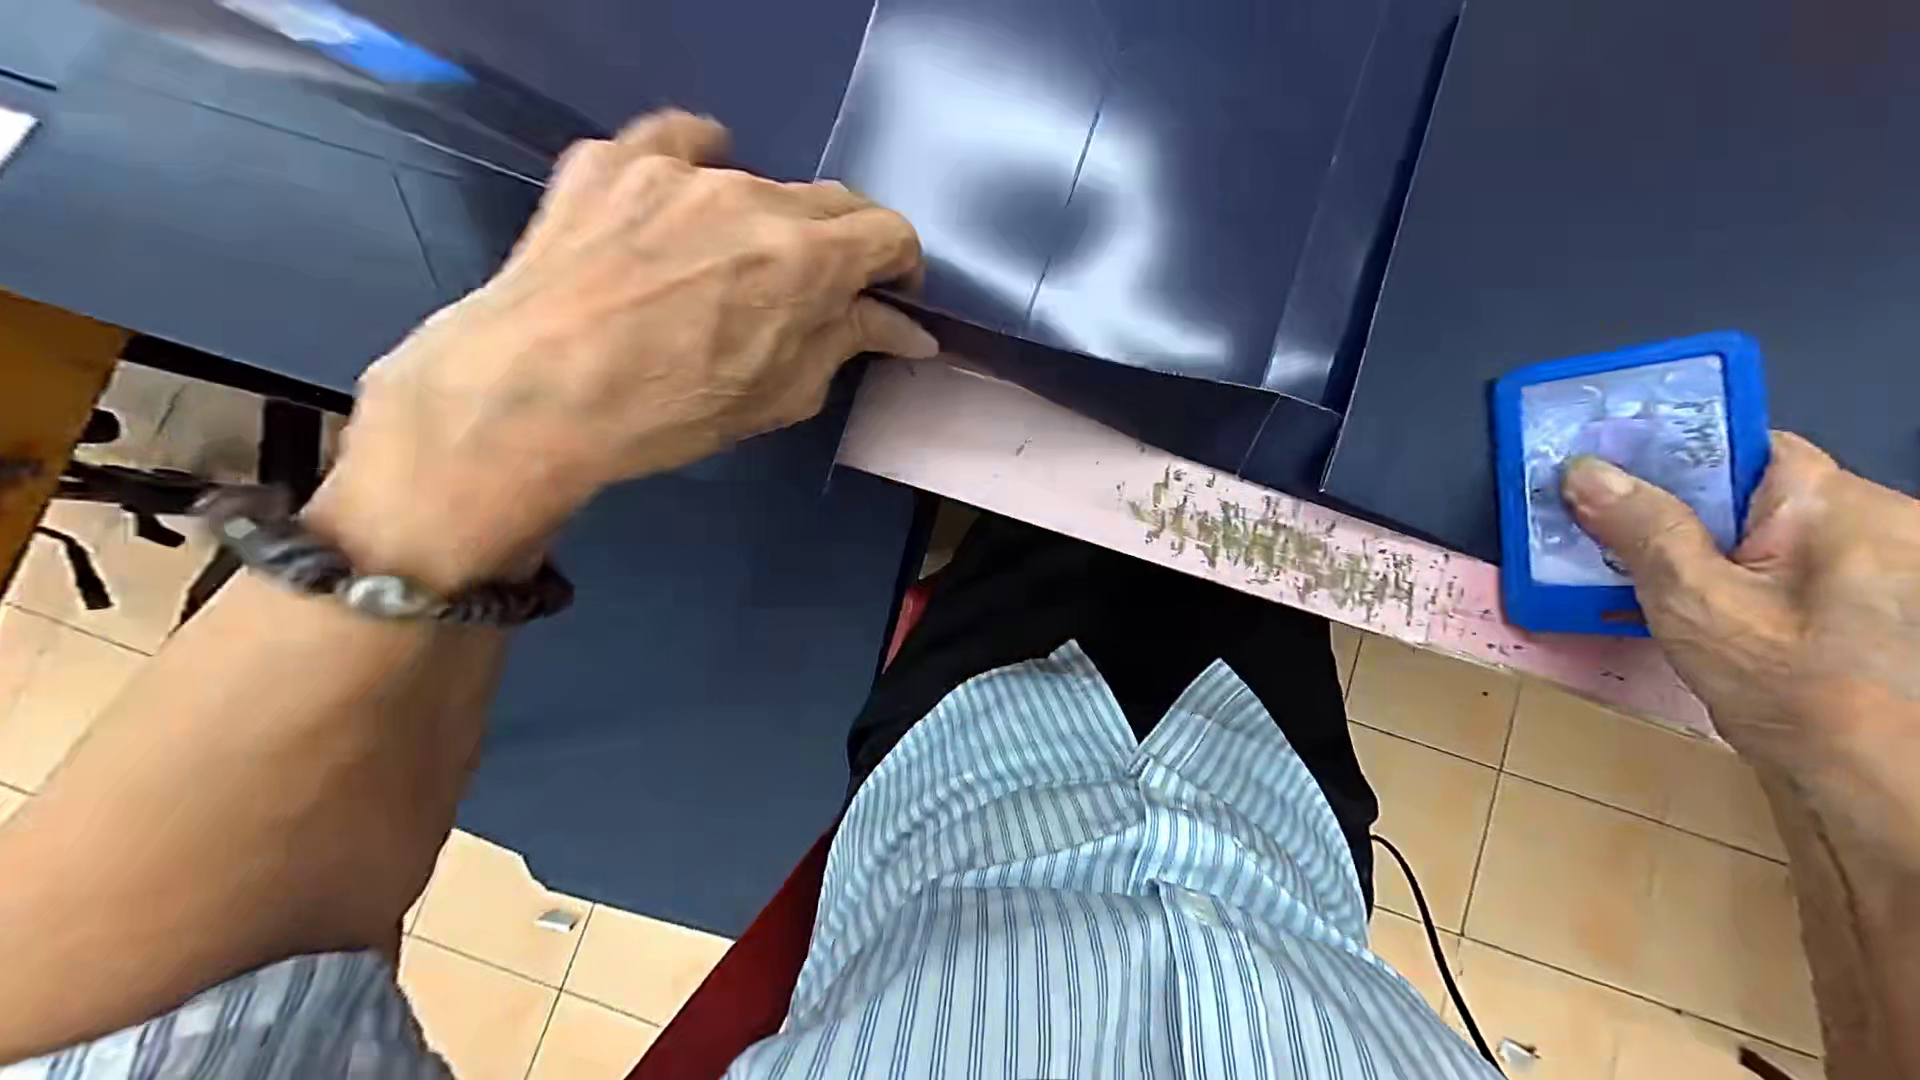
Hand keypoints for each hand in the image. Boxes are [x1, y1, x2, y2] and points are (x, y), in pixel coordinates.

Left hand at [307, 110, 937, 590]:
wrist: (536, 393)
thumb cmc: (676, 411)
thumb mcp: (784, 393)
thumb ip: (850, 343)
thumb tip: (905, 328)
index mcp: (808, 258)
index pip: (890, 233)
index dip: (901, 265)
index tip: (890, 294)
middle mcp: (755, 195)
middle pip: (835, 201)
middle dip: (847, 245)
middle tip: (825, 289)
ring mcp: (680, 170)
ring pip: (761, 180)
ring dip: (773, 222)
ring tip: (739, 264)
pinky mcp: (615, 160)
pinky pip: (676, 144)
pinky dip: (698, 165)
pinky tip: (692, 192)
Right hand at [1563, 434, 1919, 855]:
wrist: (1869, 781)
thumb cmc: (1791, 687)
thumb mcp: (1696, 601)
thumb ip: (1642, 528)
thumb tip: (1584, 469)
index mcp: (1843, 508)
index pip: (1744, 444)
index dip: (1666, 449)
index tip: (1598, 468)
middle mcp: (1862, 523)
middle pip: (1734, 487)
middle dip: (1656, 505)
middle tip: (1588, 528)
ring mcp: (1854, 565)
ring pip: (1736, 527)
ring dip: (1669, 543)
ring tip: (1612, 570)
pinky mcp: (1835, 599)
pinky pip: (1751, 561)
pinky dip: (1698, 570)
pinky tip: (1662, 598)